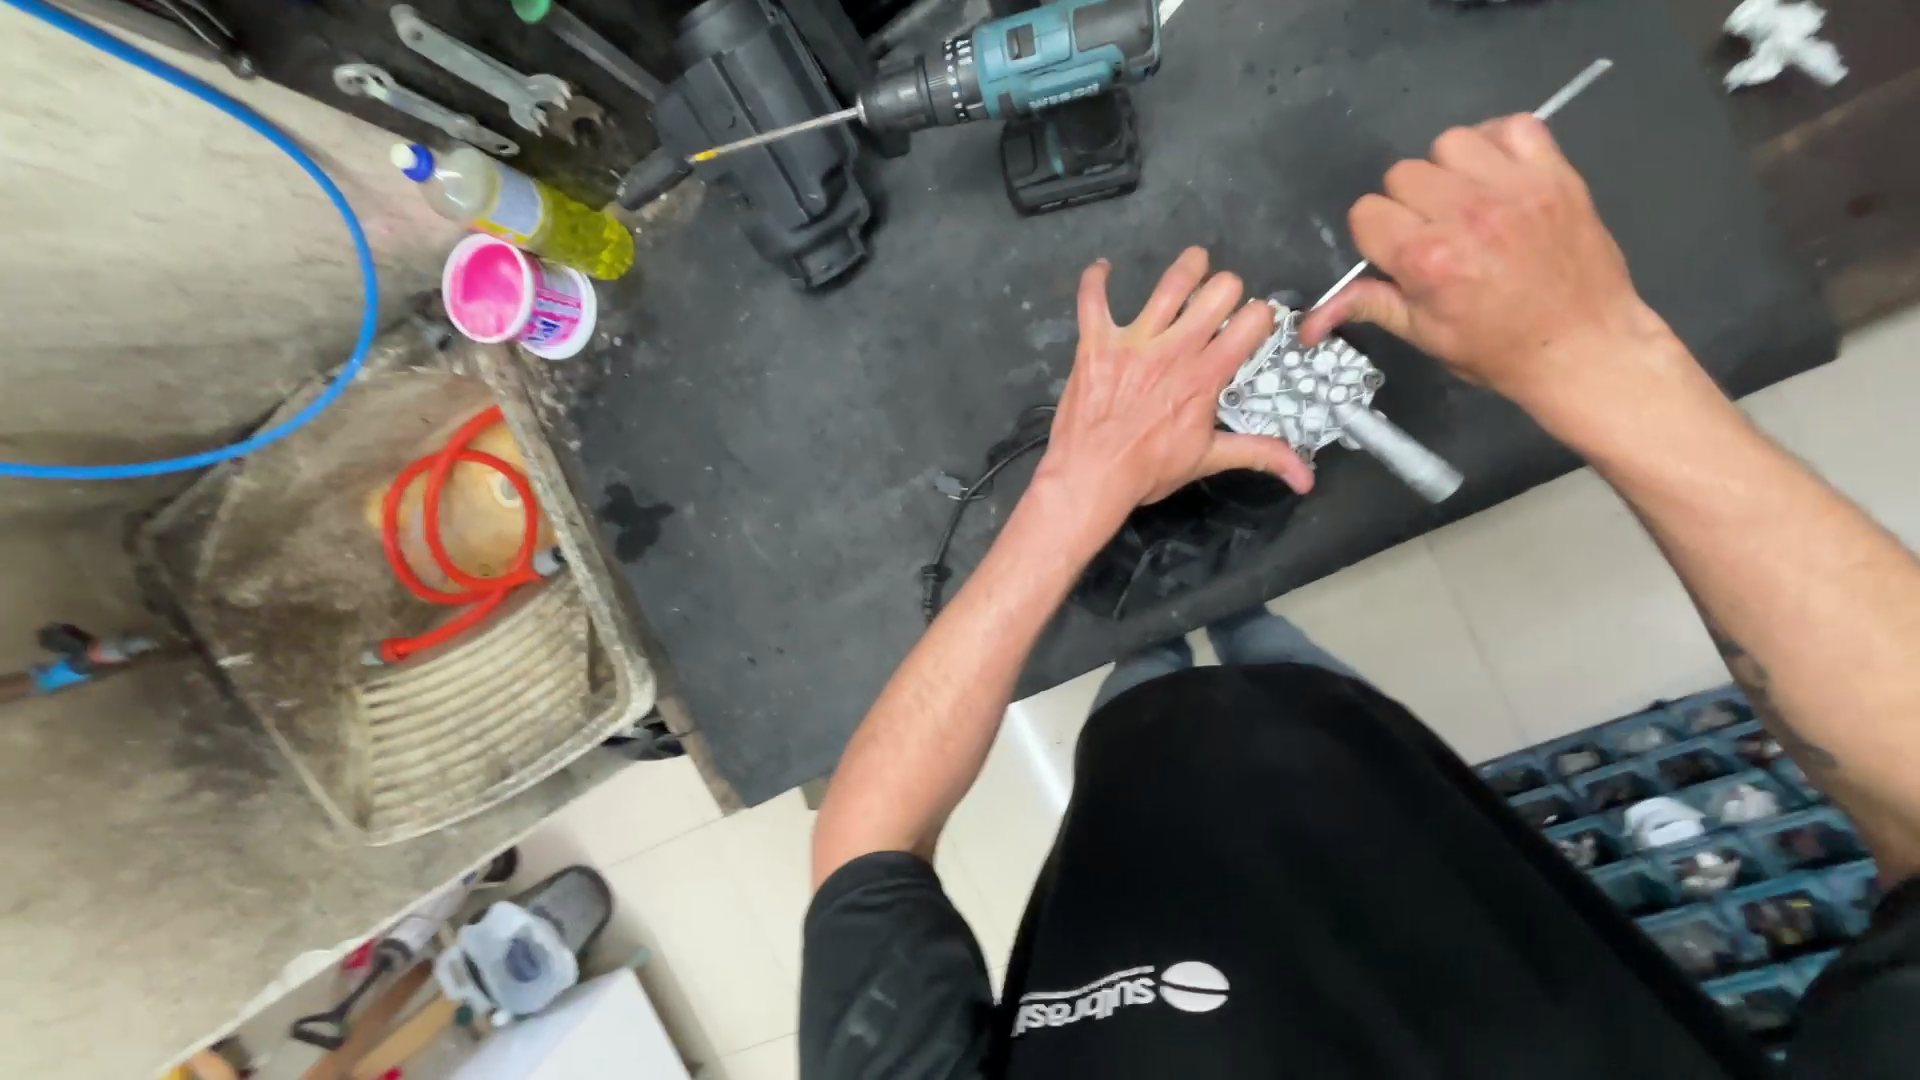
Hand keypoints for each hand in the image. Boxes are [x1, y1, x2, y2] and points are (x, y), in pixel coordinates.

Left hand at [1034, 247, 1314, 532]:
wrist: (1090, 477)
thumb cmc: (1148, 470)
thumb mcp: (1208, 460)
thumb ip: (1259, 454)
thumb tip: (1305, 477)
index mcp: (1206, 374)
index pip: (1253, 320)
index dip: (1259, 318)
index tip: (1252, 326)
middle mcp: (1174, 348)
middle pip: (1219, 289)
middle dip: (1227, 291)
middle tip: (1219, 304)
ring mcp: (1133, 342)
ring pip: (1170, 283)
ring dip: (1187, 268)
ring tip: (1194, 264)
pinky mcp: (1095, 343)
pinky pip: (1092, 299)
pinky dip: (1096, 279)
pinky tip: (1103, 269)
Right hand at [1299, 115, 1675, 409]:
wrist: (1580, 345)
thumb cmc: (1494, 348)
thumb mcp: (1420, 333)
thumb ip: (1366, 306)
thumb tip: (1308, 325)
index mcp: (1425, 257)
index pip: (1366, 213)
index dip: (1372, 235)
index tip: (1392, 256)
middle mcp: (1464, 213)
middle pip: (1401, 174)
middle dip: (1405, 204)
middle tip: (1429, 234)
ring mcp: (1513, 188)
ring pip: (1449, 143)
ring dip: (1446, 170)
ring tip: (1461, 203)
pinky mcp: (1554, 173)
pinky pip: (1512, 126)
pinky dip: (1496, 143)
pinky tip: (1494, 177)